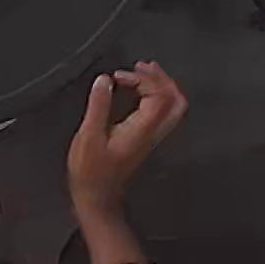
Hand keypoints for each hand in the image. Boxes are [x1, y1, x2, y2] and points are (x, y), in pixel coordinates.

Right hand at [68, 62, 187, 219]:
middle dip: (162, 79)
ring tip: (142, 72)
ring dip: (161, 86)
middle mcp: (153, 133)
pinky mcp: (146, 140)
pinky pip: (163, 113)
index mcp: (142, 130)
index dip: (144, 79)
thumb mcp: (89, 136)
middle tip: (143, 66)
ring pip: (173, 108)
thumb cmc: (91, 171)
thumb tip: (105, 80)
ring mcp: (152, 138)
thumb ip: (99, 105)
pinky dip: (156, 96)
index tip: (120, 75)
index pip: (158, 96)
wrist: (97, 198)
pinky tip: (139, 91)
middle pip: (175, 101)